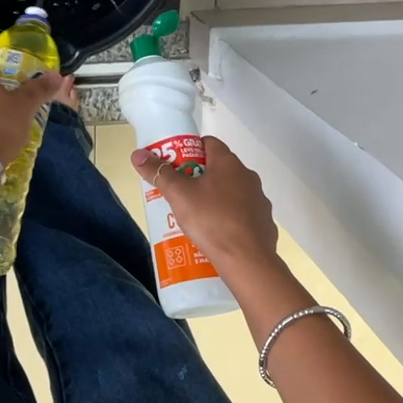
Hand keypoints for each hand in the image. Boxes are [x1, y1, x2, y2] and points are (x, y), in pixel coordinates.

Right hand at [132, 136, 278, 268]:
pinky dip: (230, 219)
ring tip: (196, 217)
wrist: (246, 260)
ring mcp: (259, 200)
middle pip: (219, 168)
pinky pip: (243, 214)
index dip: (189, 150)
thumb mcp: (178, 195)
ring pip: (232, 192)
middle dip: (199, 177)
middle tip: (180, 193)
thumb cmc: (211, 220)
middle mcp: (248, 176)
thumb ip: (159, 173)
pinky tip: (217, 234)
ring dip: (215, 198)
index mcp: (228, 163)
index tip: (175, 166)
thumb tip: (138, 154)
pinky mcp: (264, 223)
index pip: (208, 142)